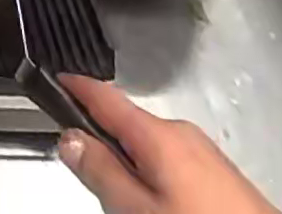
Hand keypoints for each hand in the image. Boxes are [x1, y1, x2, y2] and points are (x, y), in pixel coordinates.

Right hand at [57, 75, 281, 213]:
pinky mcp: (228, 182)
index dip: (75, 86)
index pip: (104, 96)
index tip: (54, 80)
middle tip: (92, 182)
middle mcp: (183, 134)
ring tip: (131, 208)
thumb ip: (100, 172)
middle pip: (128, 126)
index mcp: (157, 135)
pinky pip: (178, 168)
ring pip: (153, 151)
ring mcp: (209, 157)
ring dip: (134, 169)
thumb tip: (68, 135)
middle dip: (104, 144)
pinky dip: (160, 182)